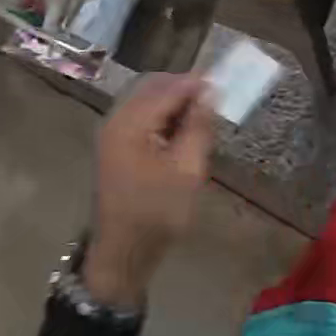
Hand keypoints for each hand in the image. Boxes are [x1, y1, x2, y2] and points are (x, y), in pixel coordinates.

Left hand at [83, 73, 215, 309]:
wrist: (122, 252)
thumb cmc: (157, 213)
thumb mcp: (187, 170)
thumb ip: (198, 127)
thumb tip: (210, 92)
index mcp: (130, 123)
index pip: (167, 88)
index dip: (196, 83)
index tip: (223, 84)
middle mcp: (115, 119)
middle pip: (151, 86)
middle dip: (182, 87)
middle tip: (212, 101)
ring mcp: (111, 131)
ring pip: (145, 98)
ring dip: (172, 100)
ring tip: (200, 117)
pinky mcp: (114, 144)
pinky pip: (139, 114)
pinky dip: (160, 114)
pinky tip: (180, 130)